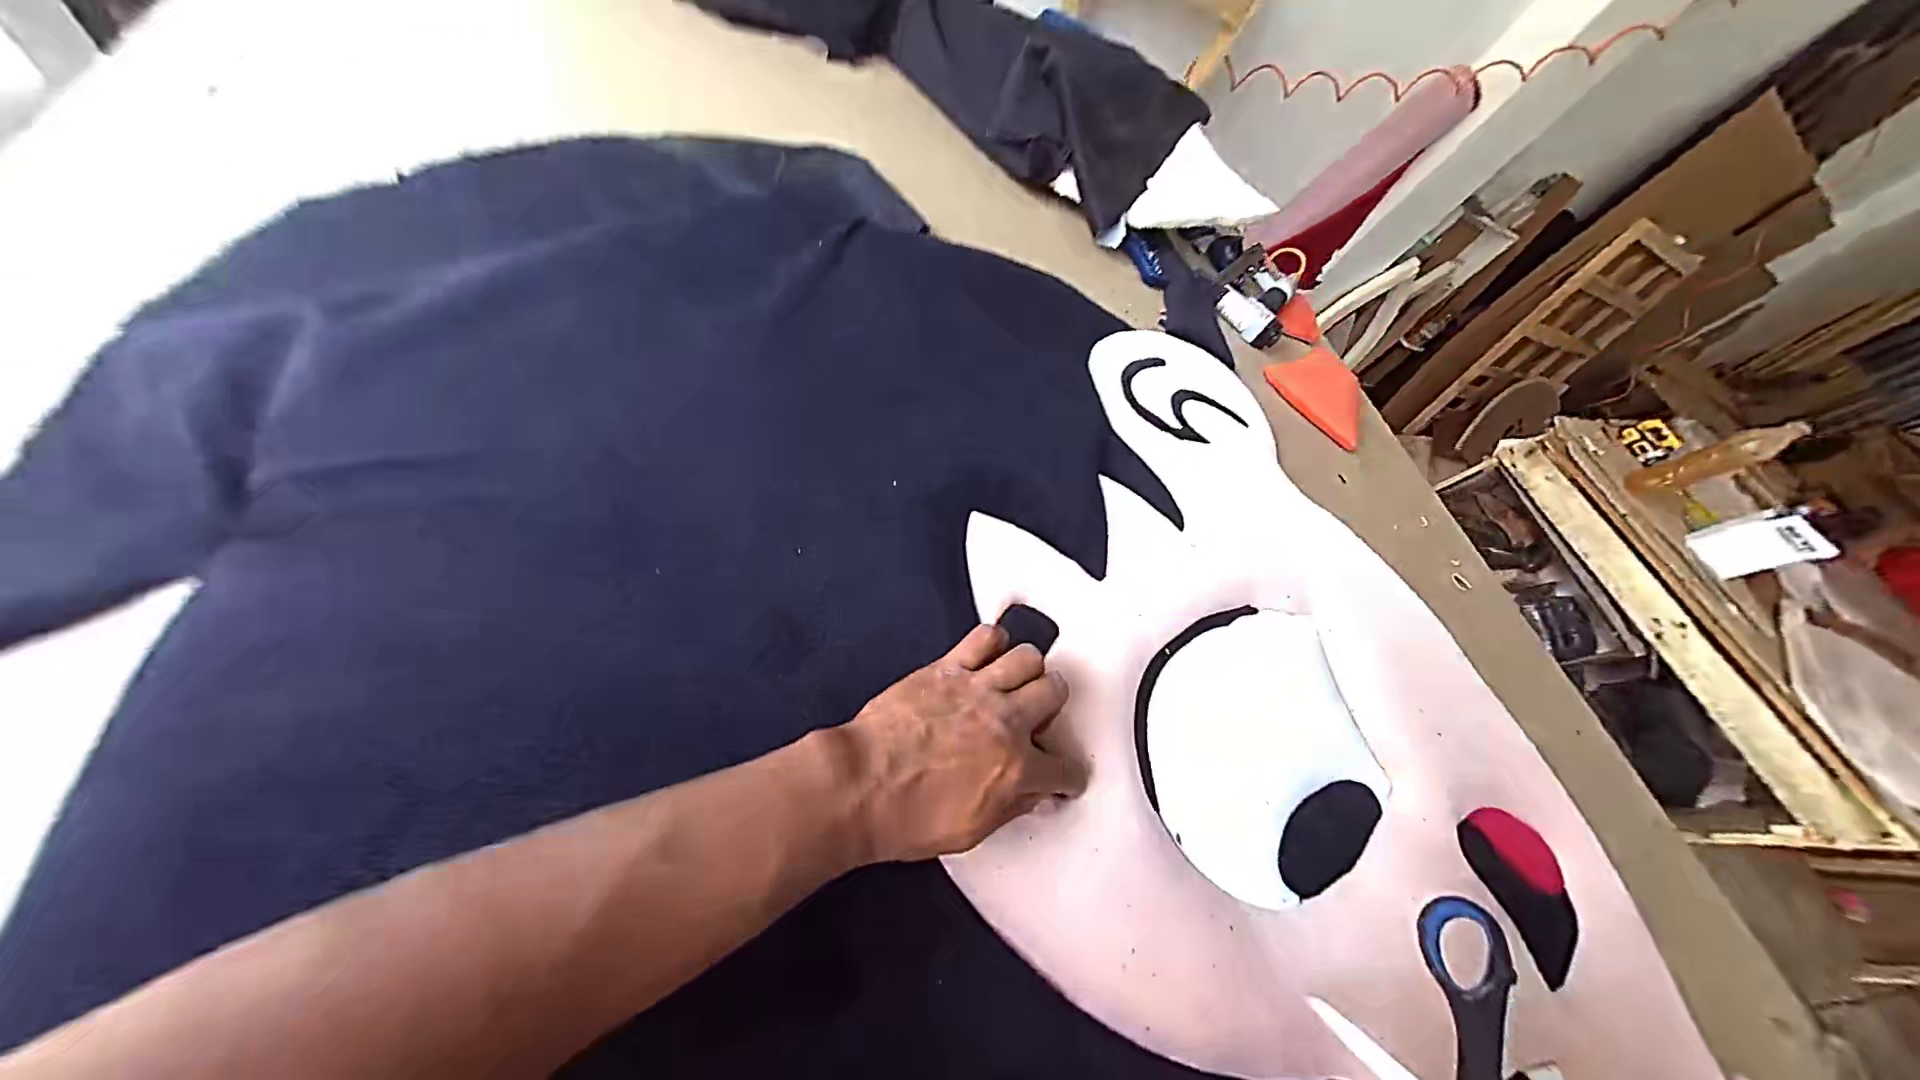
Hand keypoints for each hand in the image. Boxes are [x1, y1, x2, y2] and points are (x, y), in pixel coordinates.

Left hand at [832, 624, 1085, 863]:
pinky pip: (985, 637)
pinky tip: (988, 655)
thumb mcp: (970, 831)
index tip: (1061, 773)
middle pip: (1055, 691)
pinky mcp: (946, 669)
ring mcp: (976, 690)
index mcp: (1015, 769)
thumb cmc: (902, 812)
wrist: (858, 786)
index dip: (1067, 774)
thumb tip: (1029, 795)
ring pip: (1028, 657)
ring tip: (1017, 682)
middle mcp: (1003, 722)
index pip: (1065, 767)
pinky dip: (993, 641)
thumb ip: (1011, 806)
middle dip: (1054, 705)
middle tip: (1039, 716)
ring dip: (1028, 671)